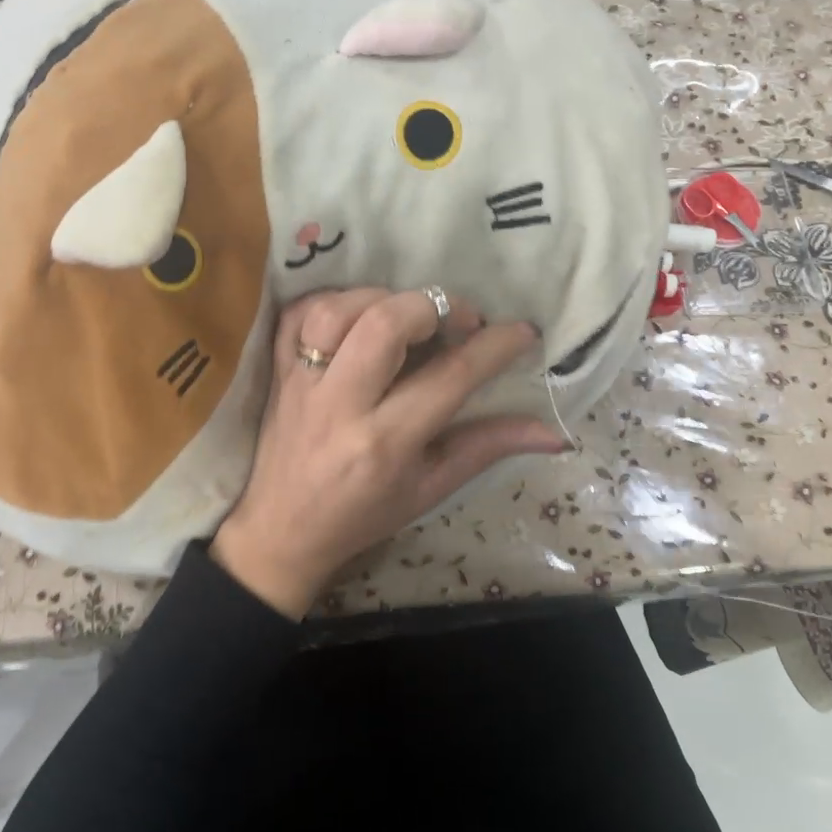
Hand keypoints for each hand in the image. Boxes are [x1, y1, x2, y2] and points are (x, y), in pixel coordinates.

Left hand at [211, 288, 564, 619]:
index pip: (448, 378)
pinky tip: (356, 314)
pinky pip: (293, 317)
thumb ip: (486, 449)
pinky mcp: (277, 374)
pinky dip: (328, 302)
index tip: (520, 332)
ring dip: (379, 299)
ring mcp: (301, 386)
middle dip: (431, 307)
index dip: (493, 347)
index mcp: (385, 444)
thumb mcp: (429, 489)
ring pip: (335, 312)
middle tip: (456, 321)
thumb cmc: (362, 516)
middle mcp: (340, 407)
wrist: (284, 532)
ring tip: (405, 315)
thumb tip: (554, 433)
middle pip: (383, 325)